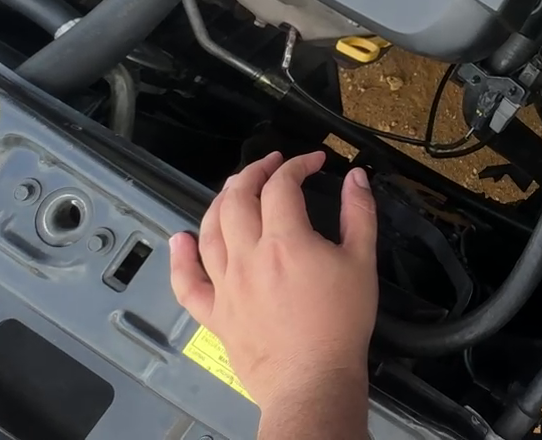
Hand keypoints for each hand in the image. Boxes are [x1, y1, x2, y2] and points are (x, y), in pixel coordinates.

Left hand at [169, 151, 377, 412]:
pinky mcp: (213, 314)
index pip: (282, 186)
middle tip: (273, 163)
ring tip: (237, 188)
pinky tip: (179, 240)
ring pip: (209, 231)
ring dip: (221, 201)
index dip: (298, 165)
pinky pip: (186, 283)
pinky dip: (179, 258)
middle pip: (237, 200)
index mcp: (286, 242)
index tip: (315, 161)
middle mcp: (248, 258)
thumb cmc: (342, 320)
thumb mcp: (362, 259)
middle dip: (254, 172)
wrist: (313, 379)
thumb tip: (356, 177)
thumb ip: (359, 212)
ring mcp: (225, 287)